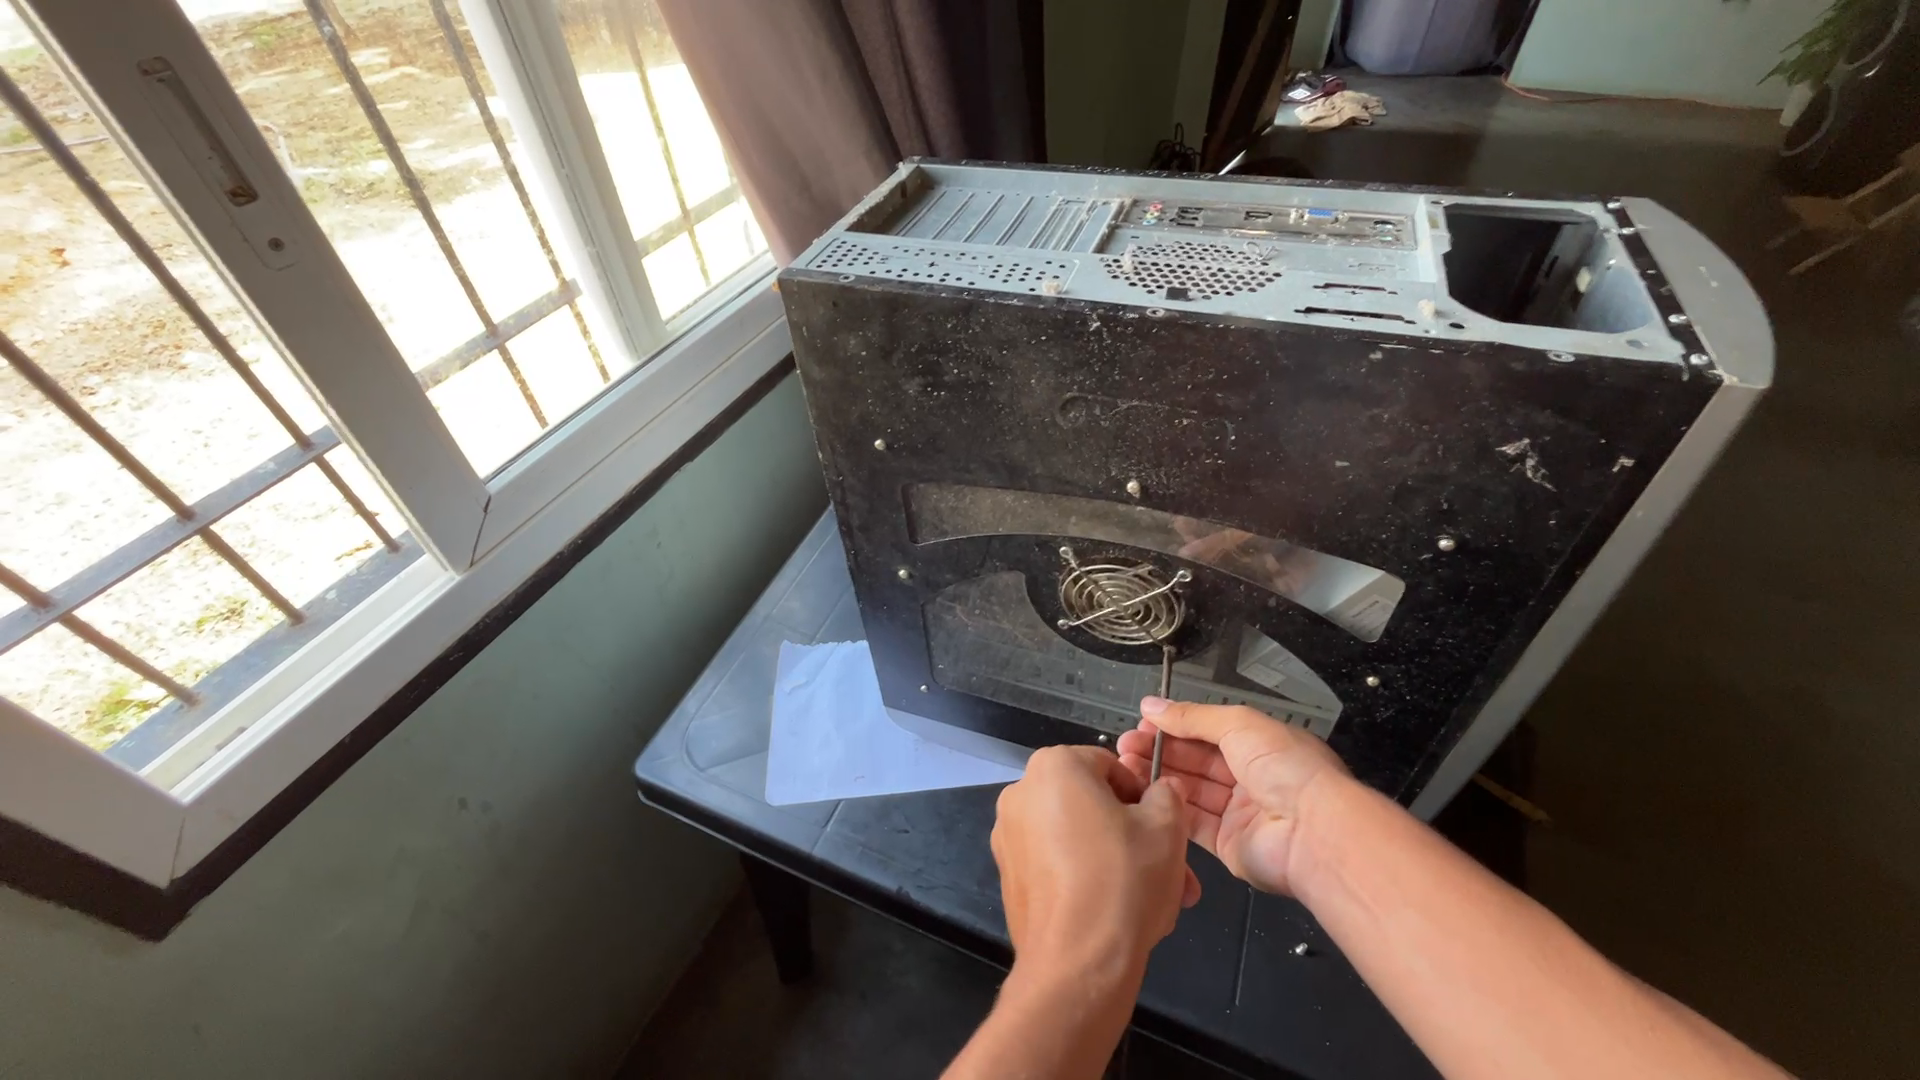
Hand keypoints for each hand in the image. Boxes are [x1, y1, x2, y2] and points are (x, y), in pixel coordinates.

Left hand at [990, 746, 1200, 977]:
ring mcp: (1009, 836)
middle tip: (1172, 869)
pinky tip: (1118, 911)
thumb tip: (1163, 789)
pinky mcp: (1010, 877)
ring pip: (1079, 837)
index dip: (1144, 795)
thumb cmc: (1123, 879)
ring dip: (1119, 860)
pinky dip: (1087, 877)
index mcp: (1053, 766)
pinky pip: (1058, 864)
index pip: (1111, 765)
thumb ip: (1167, 796)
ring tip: (1158, 899)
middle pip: (1093, 805)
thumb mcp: (1166, 827)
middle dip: (1137, 835)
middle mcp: (1021, 793)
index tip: (1164, 828)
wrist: (1077, 964)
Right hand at [1116, 697, 1350, 895]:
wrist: (1314, 832)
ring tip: (1125, 766)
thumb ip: (1192, 716)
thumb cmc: (1282, 766)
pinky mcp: (1228, 845)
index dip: (1174, 726)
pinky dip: (1170, 807)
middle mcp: (1251, 777)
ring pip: (1190, 790)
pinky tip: (1145, 793)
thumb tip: (1150, 705)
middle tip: (1124, 745)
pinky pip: (1193, 823)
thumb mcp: (1237, 724)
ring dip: (1159, 776)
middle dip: (1160, 750)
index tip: (1140, 723)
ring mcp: (1240, 813)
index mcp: (1260, 744)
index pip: (1208, 731)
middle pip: (1196, 761)